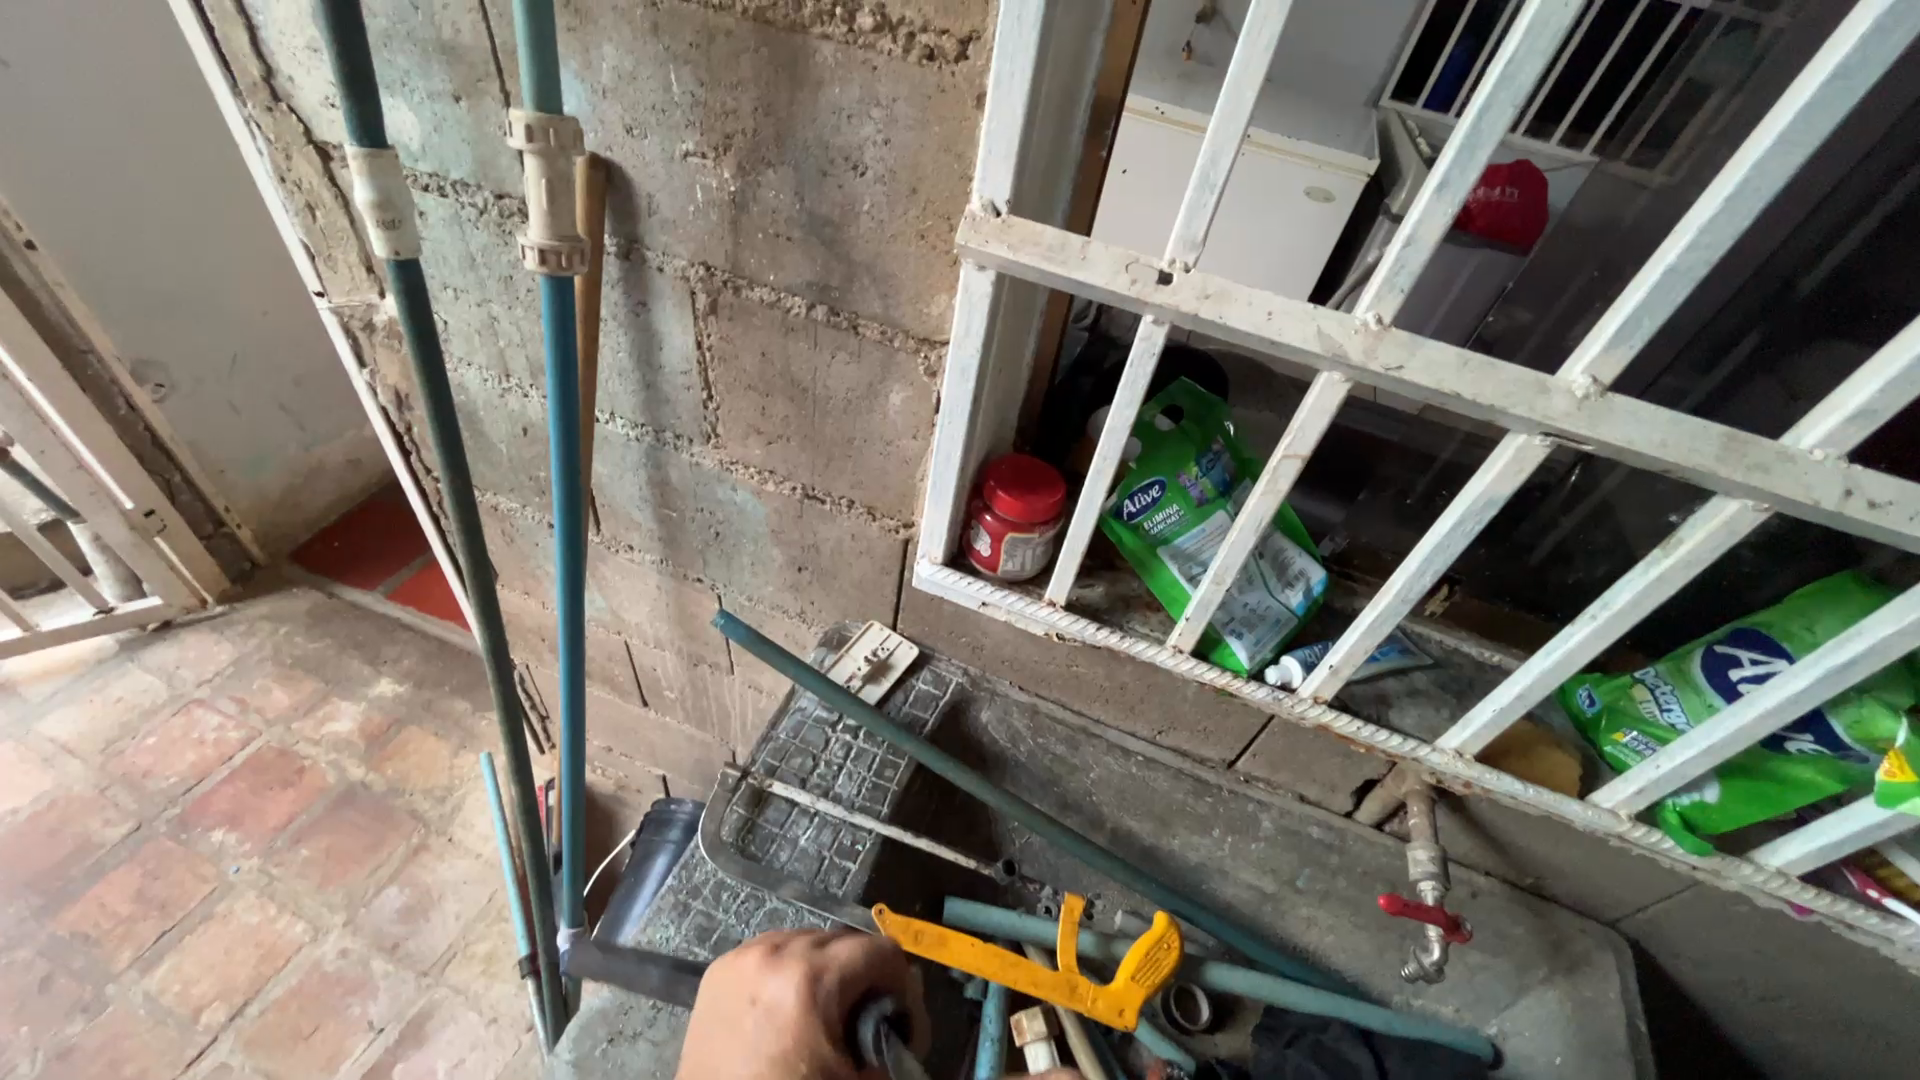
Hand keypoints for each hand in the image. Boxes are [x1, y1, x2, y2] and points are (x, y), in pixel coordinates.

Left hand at [676, 929, 930, 1079]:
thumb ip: (893, 1039)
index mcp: (812, 978)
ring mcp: (743, 956)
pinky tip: (788, 1008)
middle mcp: (776, 952)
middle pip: (845, 942)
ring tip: (823, 1013)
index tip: (899, 1022)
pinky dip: (788, 970)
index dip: (901, 986)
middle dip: (863, 978)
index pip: (881, 950)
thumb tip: (904, 1013)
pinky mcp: (719, 969)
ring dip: (826, 969)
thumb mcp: (854, 1078)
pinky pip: (771, 951)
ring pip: (808, 941)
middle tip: (864, 1022)